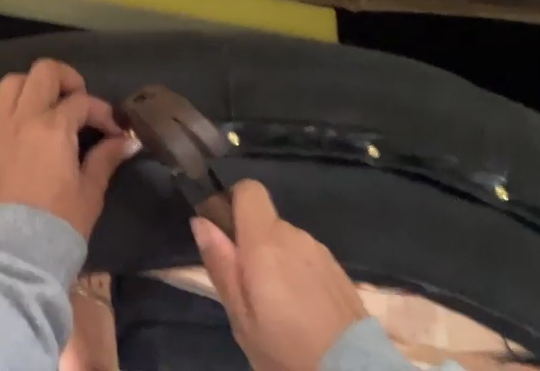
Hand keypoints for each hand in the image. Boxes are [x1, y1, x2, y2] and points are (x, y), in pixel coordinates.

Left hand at [0, 58, 138, 238]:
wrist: (18, 256)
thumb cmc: (60, 224)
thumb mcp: (91, 190)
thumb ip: (106, 158)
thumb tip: (127, 141)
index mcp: (53, 127)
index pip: (82, 102)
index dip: (103, 113)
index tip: (115, 131)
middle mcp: (23, 119)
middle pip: (44, 72)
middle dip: (67, 80)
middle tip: (79, 101)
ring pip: (11, 83)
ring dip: (32, 88)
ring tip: (47, 106)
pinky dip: (2, 109)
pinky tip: (16, 124)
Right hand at [192, 180, 367, 370]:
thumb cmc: (285, 349)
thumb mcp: (241, 317)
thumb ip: (221, 265)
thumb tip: (201, 221)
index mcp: (265, 241)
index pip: (249, 190)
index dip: (233, 202)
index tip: (224, 233)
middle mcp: (295, 236)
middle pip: (266, 222)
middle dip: (253, 245)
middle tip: (250, 290)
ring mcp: (321, 251)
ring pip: (287, 242)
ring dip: (277, 262)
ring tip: (279, 308)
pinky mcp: (339, 270)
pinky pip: (307, 259)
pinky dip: (298, 274)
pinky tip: (303, 311)